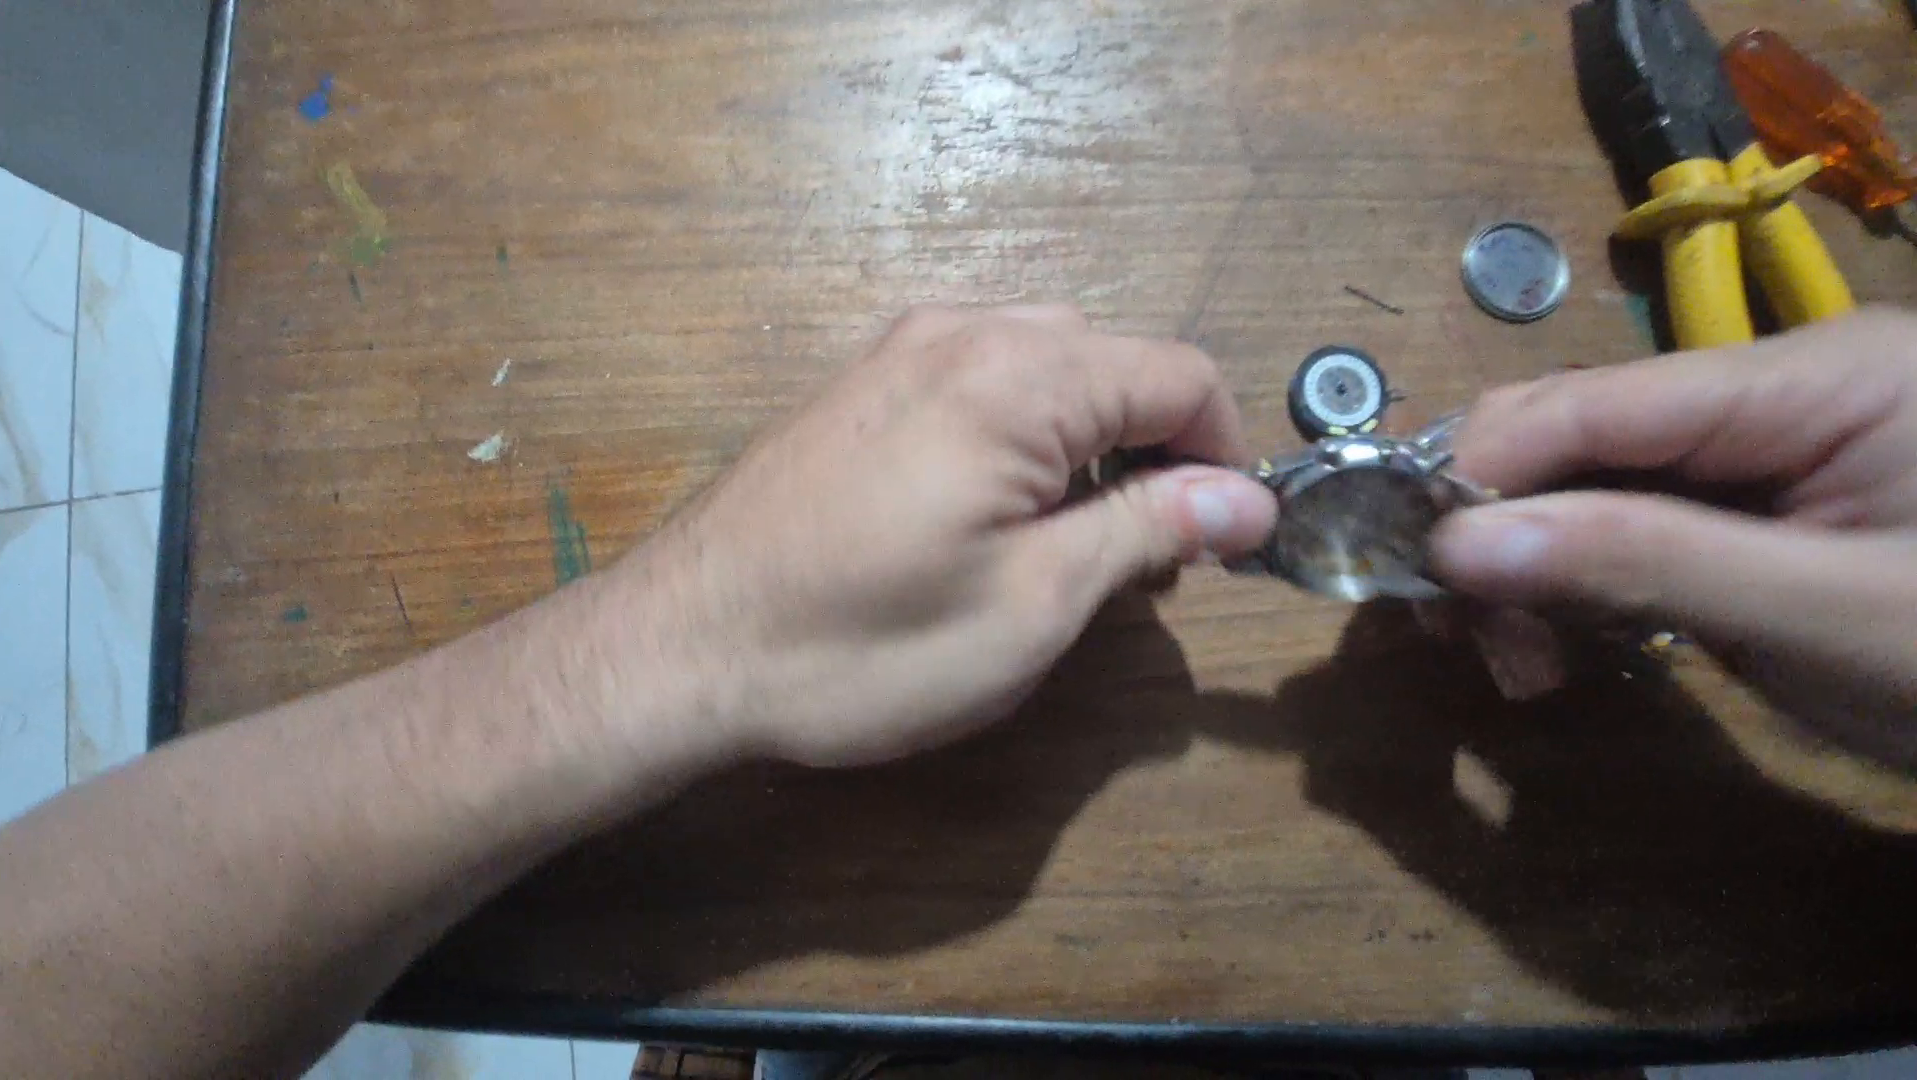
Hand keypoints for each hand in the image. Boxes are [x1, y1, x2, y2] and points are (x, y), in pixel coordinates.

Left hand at [621, 304, 1275, 765]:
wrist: (683, 648)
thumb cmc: (864, 645)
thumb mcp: (1032, 603)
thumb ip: (1148, 531)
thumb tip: (1250, 499)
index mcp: (1017, 376)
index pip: (1178, 374)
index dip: (1224, 451)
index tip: (1224, 535)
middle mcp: (960, 332)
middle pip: (1113, 362)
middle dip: (1153, 447)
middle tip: (1142, 552)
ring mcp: (900, 348)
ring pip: (1047, 364)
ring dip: (1088, 438)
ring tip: (1071, 535)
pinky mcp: (862, 382)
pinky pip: (980, 377)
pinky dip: (1023, 429)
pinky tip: (994, 503)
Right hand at [1431, 308, 1916, 766]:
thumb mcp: (1838, 619)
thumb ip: (1640, 564)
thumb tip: (1452, 546)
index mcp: (1804, 378)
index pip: (1575, 402)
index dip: (1469, 474)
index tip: (1410, 566)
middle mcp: (1756, 389)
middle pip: (1554, 433)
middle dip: (1485, 526)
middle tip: (1456, 628)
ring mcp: (1743, 446)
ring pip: (1563, 483)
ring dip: (1514, 566)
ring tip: (1517, 658)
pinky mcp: (1734, 501)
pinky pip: (1605, 523)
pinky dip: (1560, 583)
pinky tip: (1558, 638)